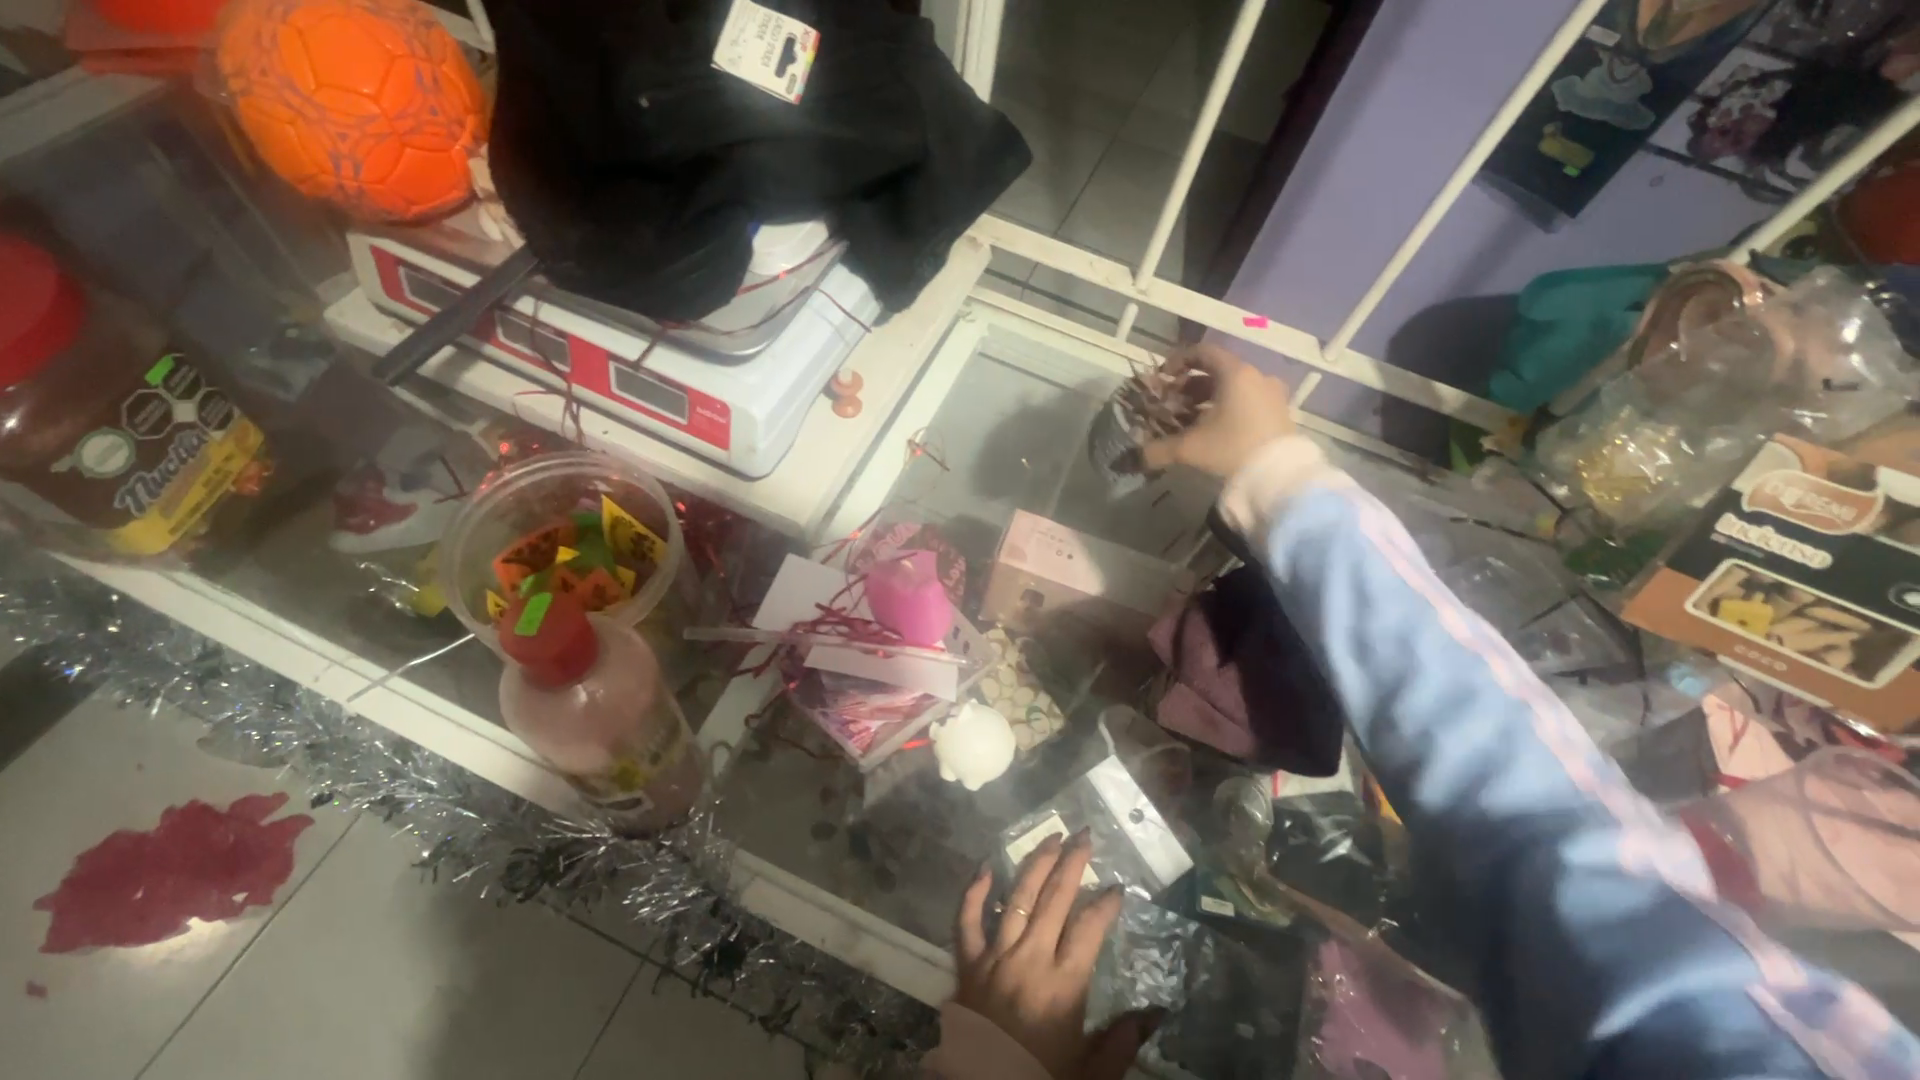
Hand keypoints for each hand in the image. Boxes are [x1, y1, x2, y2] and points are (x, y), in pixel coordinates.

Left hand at [954, 831, 1157, 1078]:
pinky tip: (984, 868)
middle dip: (1072, 864)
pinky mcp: (967, 963)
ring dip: (1035, 865)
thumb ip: (1122, 1042)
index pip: (1089, 929)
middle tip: (1085, 835)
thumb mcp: (1091, 1073)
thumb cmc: (1039, 1077)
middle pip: (1054, 900)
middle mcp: (1029, 959)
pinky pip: (966, 920)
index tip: (1118, 887)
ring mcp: (995, 957)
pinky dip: (973, 892)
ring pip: (1016, 899)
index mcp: (1063, 984)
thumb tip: (1156, 1014)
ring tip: (1051, 837)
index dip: (1105, 904)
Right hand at [1140, 344, 1294, 478]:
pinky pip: (1248, 401)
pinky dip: (1228, 408)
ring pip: (1233, 387)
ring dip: (1209, 399)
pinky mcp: (1280, 413)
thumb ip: (1159, 448)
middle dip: (1191, 386)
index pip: (1203, 352)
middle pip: (1218, 371)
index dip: (1179, 361)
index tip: (1164, 378)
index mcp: (1235, 373)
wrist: (1279, 476)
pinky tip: (1215, 430)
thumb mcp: (1190, 448)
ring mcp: (1272, 395)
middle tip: (1173, 403)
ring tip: (1191, 420)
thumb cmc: (1232, 448)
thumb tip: (1137, 456)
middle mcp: (1256, 377)